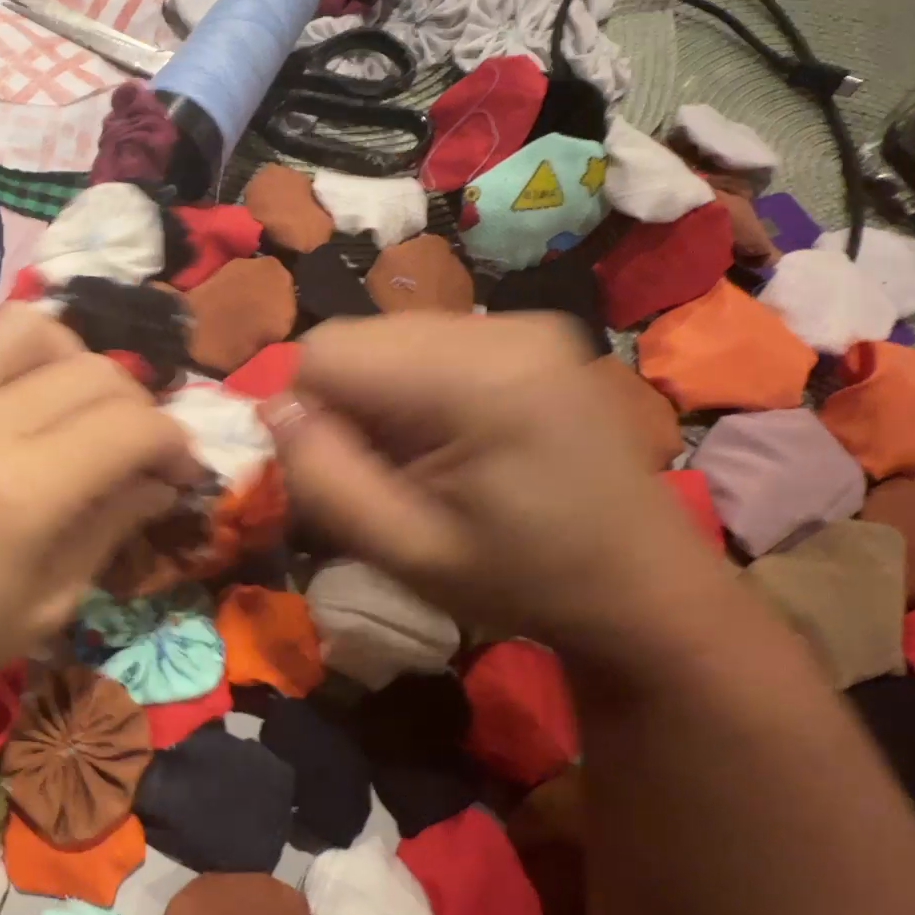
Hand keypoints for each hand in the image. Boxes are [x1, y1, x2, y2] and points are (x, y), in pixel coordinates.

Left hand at [0, 307, 201, 718]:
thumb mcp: (50, 604)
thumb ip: (111, 526)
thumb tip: (161, 480)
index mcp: (24, 491)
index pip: (131, 427)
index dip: (175, 442)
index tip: (181, 469)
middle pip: (92, 373)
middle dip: (136, 407)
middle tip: (134, 451)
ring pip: (25, 326)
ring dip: (70, 358)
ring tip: (72, 405)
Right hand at [265, 313, 724, 657]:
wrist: (642, 588)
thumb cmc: (522, 582)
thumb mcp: (405, 551)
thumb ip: (324, 479)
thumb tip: (272, 412)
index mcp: (476, 380)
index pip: (325, 351)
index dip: (303, 412)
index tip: (329, 472)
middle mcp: (501, 329)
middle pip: (354, 338)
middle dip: (336, 404)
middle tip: (369, 473)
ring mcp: (521, 326)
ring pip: (382, 340)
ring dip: (367, 398)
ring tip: (406, 461)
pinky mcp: (528, 338)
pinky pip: (420, 346)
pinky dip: (402, 391)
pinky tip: (437, 441)